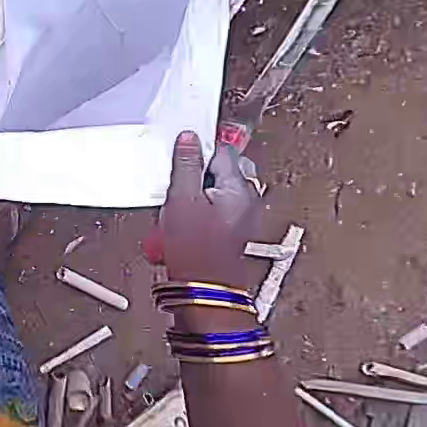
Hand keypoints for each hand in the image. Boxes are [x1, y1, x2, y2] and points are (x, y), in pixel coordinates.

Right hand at [145, 130, 263, 289]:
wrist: (203, 287)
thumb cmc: (195, 249)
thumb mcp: (181, 198)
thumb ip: (186, 165)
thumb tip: (189, 140)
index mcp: (239, 187)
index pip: (221, 151)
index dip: (198, 151)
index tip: (180, 156)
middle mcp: (247, 199)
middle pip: (223, 169)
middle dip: (199, 172)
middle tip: (178, 183)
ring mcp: (242, 215)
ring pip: (218, 187)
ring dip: (198, 190)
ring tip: (179, 205)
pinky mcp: (233, 228)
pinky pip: (216, 205)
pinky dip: (200, 206)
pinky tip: (184, 219)